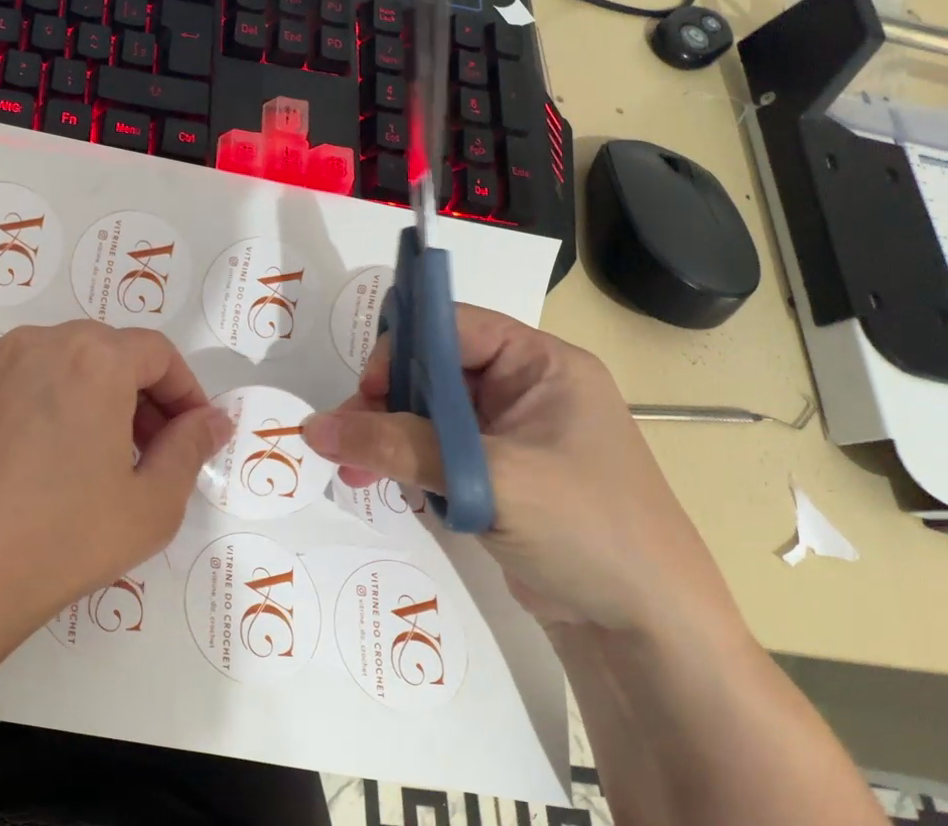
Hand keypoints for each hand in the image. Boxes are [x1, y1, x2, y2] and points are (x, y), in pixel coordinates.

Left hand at [0, 321, 233, 633]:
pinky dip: (29, 403)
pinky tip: (25, 458)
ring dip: (80, 394)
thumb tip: (211, 419)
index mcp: (91, 358)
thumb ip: (189, 448)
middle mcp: (33, 342)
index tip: (189, 434)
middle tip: (142, 450)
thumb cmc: (62, 540)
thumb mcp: (151, 505)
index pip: (156, 352)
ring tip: (82, 456)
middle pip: (100, 349)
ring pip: (49, 361)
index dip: (184, 391)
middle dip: (133, 391)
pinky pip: (3, 380)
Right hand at [302, 305, 739, 637]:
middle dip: (382, 402)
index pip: (453, 328)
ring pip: (423, 414)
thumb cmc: (586, 529)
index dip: (403, 349)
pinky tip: (376, 483)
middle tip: (345, 441)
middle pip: (429, 371)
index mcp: (542, 366)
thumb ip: (397, 446)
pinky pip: (432, 452)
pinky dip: (400, 464)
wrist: (644, 628)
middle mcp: (524, 391)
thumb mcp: (487, 478)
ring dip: (383, 437)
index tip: (369, 392)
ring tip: (352, 472)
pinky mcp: (494, 477)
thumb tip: (313, 428)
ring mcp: (509, 436)